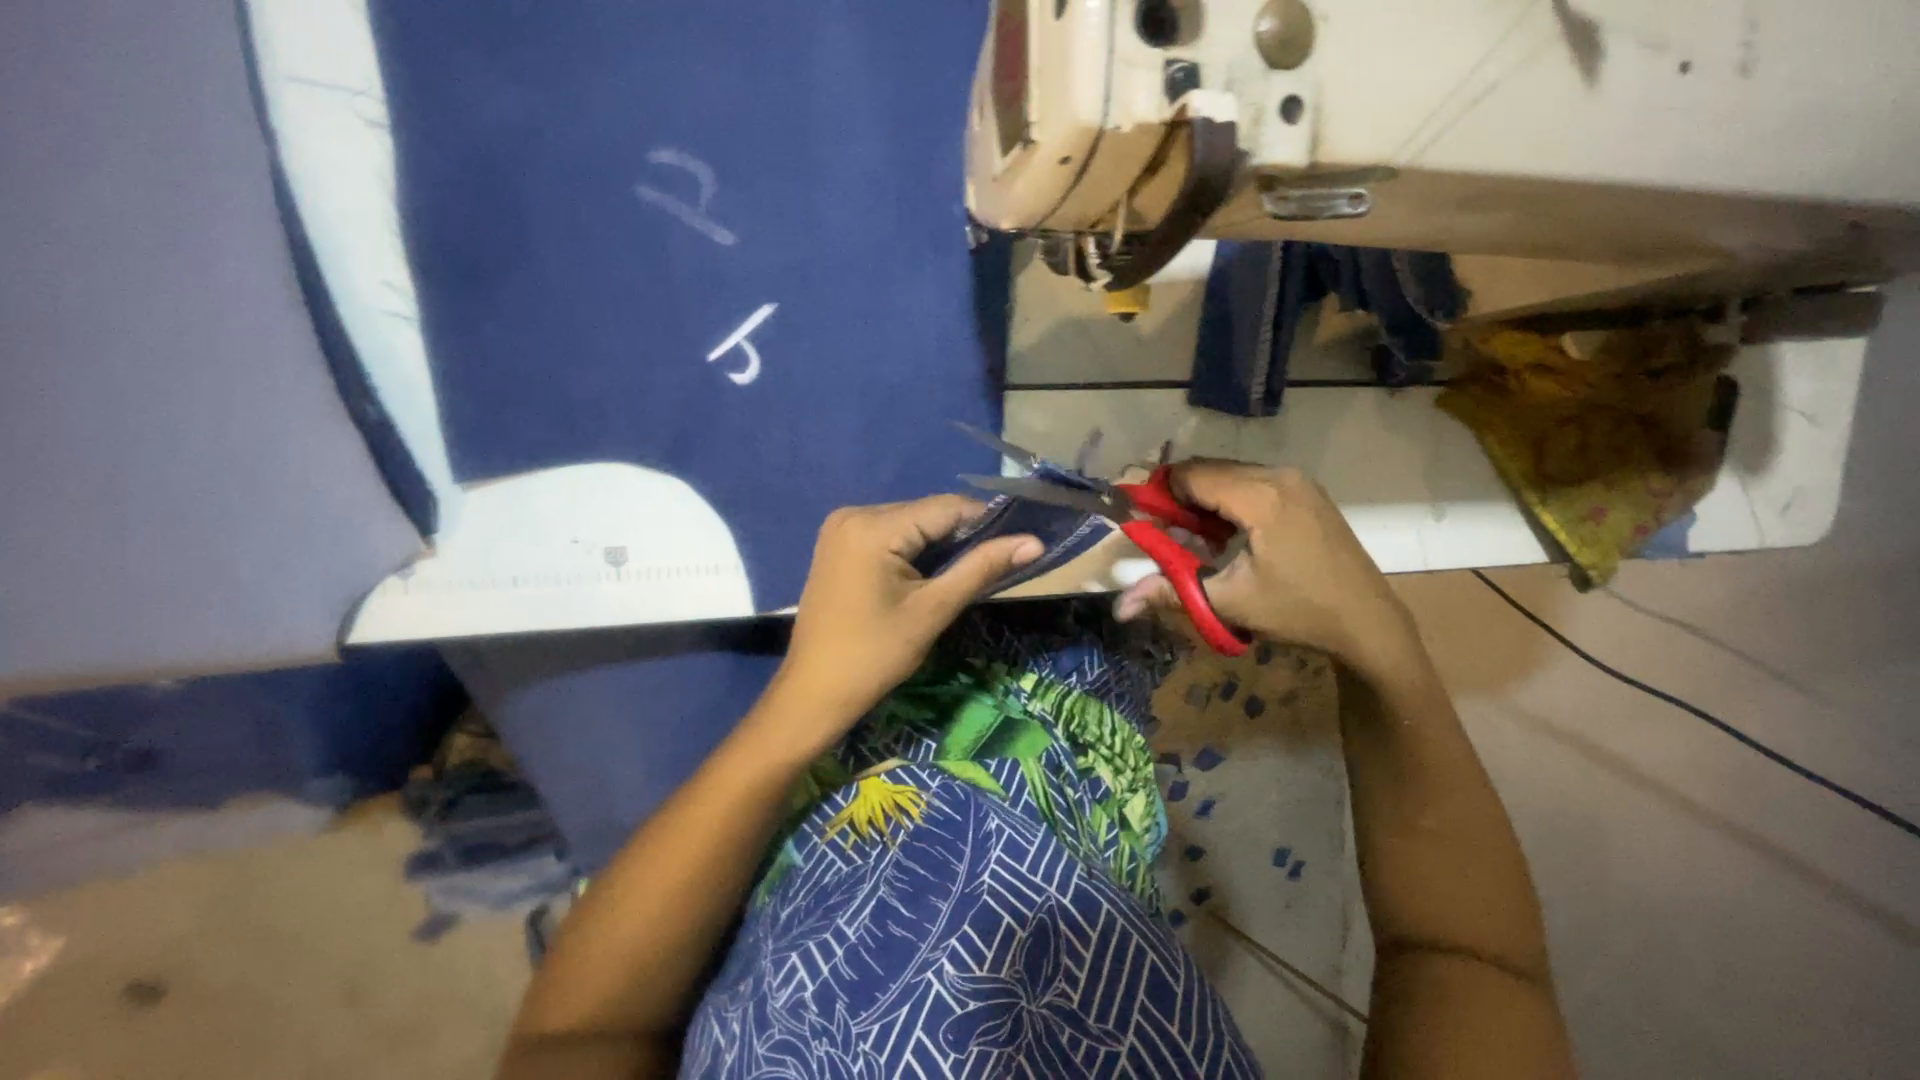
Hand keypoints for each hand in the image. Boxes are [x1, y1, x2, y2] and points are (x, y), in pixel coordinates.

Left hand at [765, 496, 1042, 747]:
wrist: (814, 690)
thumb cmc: (875, 655)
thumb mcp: (934, 610)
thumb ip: (982, 568)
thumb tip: (1034, 542)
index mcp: (873, 527)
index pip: (945, 507)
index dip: (987, 522)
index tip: (1020, 543)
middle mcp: (853, 514)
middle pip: (926, 513)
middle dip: (962, 536)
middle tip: (994, 566)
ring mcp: (840, 528)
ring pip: (909, 524)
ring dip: (939, 544)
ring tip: (965, 574)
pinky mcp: (838, 544)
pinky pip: (888, 535)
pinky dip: (913, 551)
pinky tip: (929, 576)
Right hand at [1115, 461, 1416, 675]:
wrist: (1367, 620)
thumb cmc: (1298, 611)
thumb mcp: (1230, 602)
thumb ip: (1171, 592)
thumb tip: (1119, 608)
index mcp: (1261, 496)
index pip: (1191, 475)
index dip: (1158, 493)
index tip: (1138, 519)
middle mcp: (1279, 475)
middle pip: (1209, 470)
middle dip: (1178, 498)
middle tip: (1163, 535)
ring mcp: (1297, 480)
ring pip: (1230, 475)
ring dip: (1203, 501)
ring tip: (1194, 541)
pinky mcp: (1305, 491)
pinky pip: (1252, 483)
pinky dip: (1229, 502)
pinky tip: (1227, 537)